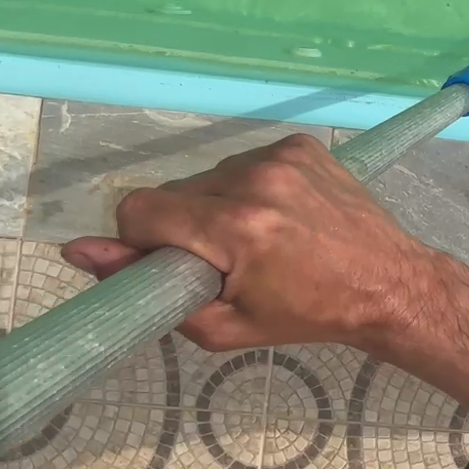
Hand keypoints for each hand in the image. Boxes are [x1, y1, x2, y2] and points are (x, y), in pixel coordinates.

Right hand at [61, 133, 468, 418]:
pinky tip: (282, 214)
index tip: (172, 264)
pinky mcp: (306, 146)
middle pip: (175, 192)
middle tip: (226, 258)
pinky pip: (248, 161)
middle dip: (183, 226)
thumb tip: (78, 251)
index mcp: (235, 225)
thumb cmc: (309, 313)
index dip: (142, 242)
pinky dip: (251, 185)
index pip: (138, 210)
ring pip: (211, 175)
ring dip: (218, 203)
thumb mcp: (221, 323)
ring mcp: (285, 156)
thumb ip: (146, 288)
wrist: (389, 282)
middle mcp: (258, 179)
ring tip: (262, 237)